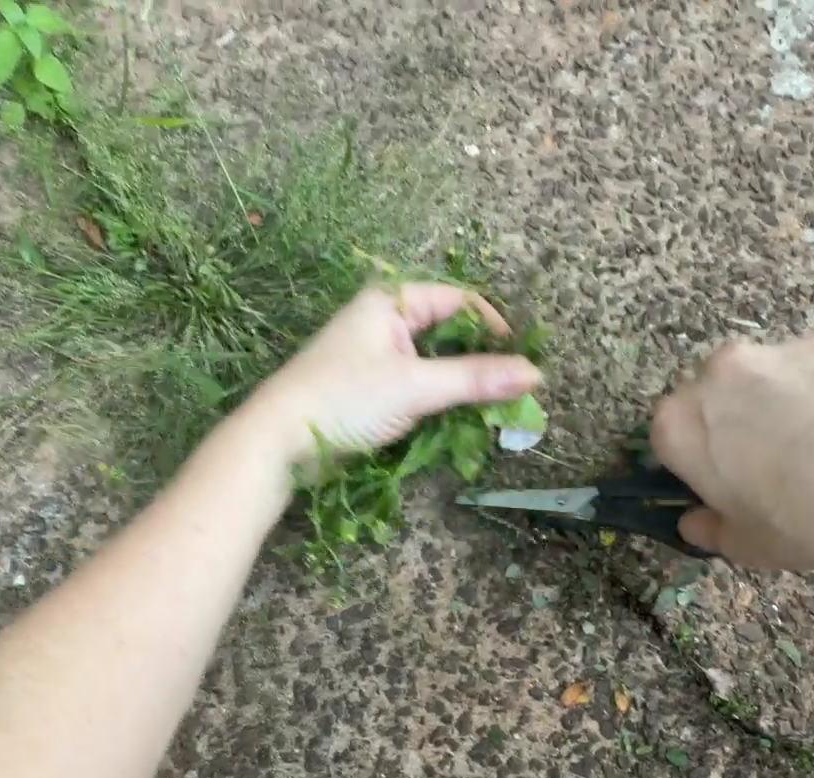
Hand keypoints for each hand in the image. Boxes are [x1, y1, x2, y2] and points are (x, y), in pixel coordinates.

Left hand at [241, 285, 542, 464]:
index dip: (493, 327)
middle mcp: (382, 323)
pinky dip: (434, 406)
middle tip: (508, 393)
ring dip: (458, 390)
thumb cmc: (343, 399)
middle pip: (446, 335)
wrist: (278, 440)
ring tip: (487, 415)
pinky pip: (412, 391)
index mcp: (390, 303)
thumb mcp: (415, 386)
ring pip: (431, 367)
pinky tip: (453, 426)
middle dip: (478, 363)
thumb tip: (535, 374)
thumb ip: (475, 379)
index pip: (458, 301)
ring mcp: (372, 359)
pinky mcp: (366, 392)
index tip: (520, 360)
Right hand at [651, 337, 813, 576]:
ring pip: (775, 378)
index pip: (668, 436)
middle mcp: (725, 374)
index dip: (694, 461)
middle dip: (736, 422)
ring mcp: (792, 350)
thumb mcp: (747, 547)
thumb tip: (698, 520)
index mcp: (682, 423)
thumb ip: (708, 528)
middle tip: (776, 464)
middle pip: (716, 395)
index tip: (723, 482)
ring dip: (789, 404)